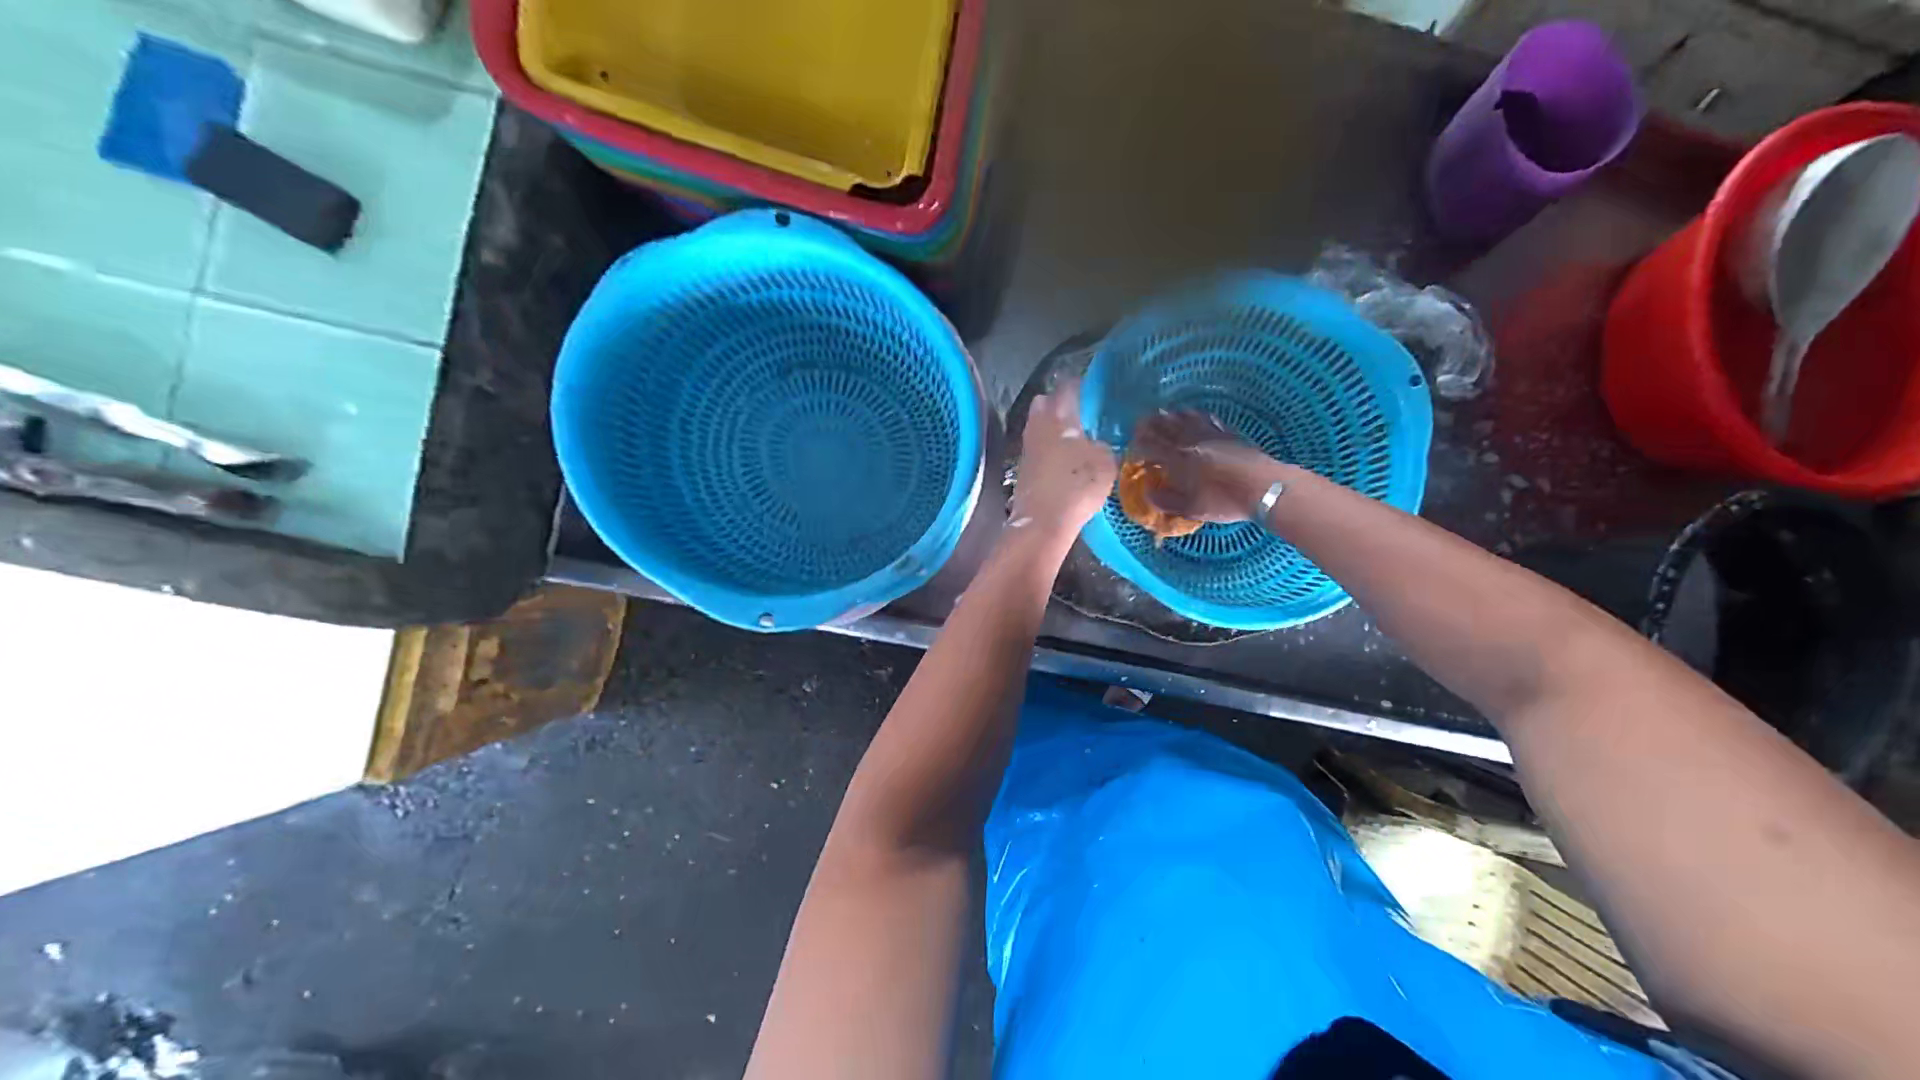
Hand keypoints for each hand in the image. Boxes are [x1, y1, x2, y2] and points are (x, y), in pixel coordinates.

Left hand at [1011, 376, 1117, 543]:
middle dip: (1056, 402)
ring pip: (1036, 426)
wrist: (1044, 520)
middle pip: (1043, 403)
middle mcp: (1039, 426)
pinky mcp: (1022, 469)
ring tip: (1069, 438)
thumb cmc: (1078, 485)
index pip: (1067, 388)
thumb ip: (1101, 446)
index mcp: (1061, 417)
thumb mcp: (1105, 462)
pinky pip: (1034, 448)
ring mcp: (1027, 448)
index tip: (1086, 386)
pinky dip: (1045, 449)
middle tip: (1074, 412)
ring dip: (1049, 427)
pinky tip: (1059, 461)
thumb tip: (1093, 444)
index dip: (1077, 384)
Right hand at [1129, 410, 1281, 523]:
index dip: (1139, 445)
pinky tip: (1195, 414)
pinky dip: (1196, 415)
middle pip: (1166, 427)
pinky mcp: (1228, 433)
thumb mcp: (1190, 509)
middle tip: (1142, 423)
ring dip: (1172, 416)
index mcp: (1177, 459)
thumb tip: (1149, 492)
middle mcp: (1190, 441)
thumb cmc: (1223, 501)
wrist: (1262, 488)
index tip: (1133, 447)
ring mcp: (1210, 434)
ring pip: (1186, 418)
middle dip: (1151, 424)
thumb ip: (1166, 500)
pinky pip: (1208, 419)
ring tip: (1164, 414)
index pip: (1151, 446)